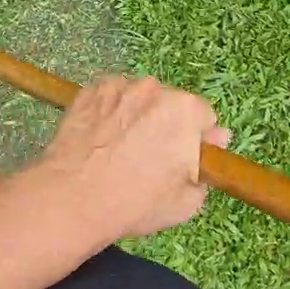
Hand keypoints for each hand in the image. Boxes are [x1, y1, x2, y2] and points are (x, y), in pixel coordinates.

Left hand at [34, 76, 230, 243]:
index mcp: (183, 109)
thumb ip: (208, 166)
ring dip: (137, 116)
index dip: (198, 139)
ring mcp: (117, 86)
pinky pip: (110, 99)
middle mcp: (151, 88)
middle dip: (167, 124)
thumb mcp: (187, 201)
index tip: (184, 159)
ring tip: (122, 149)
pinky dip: (110, 113)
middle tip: (151, 157)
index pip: (204, 116)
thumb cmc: (137, 202)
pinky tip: (101, 139)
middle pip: (170, 104)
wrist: (74, 196)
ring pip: (138, 99)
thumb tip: (216, 140)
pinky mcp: (88, 91)